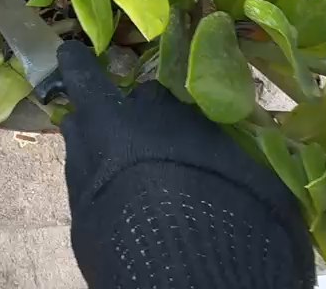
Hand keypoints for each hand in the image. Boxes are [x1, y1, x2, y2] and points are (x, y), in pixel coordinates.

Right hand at [55, 41, 313, 288]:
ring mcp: (210, 132)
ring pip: (192, 126)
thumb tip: (79, 125)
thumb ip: (83, 160)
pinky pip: (230, 156)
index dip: (77, 66)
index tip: (74, 58)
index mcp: (112, 124)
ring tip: (189, 189)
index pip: (85, 74)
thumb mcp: (86, 213)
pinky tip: (222, 208)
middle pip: (148, 101)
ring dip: (186, 147)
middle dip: (145, 120)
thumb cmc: (127, 253)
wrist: (205, 288)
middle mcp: (160, 114)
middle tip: (145, 156)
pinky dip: (223, 175)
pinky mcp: (252, 160)